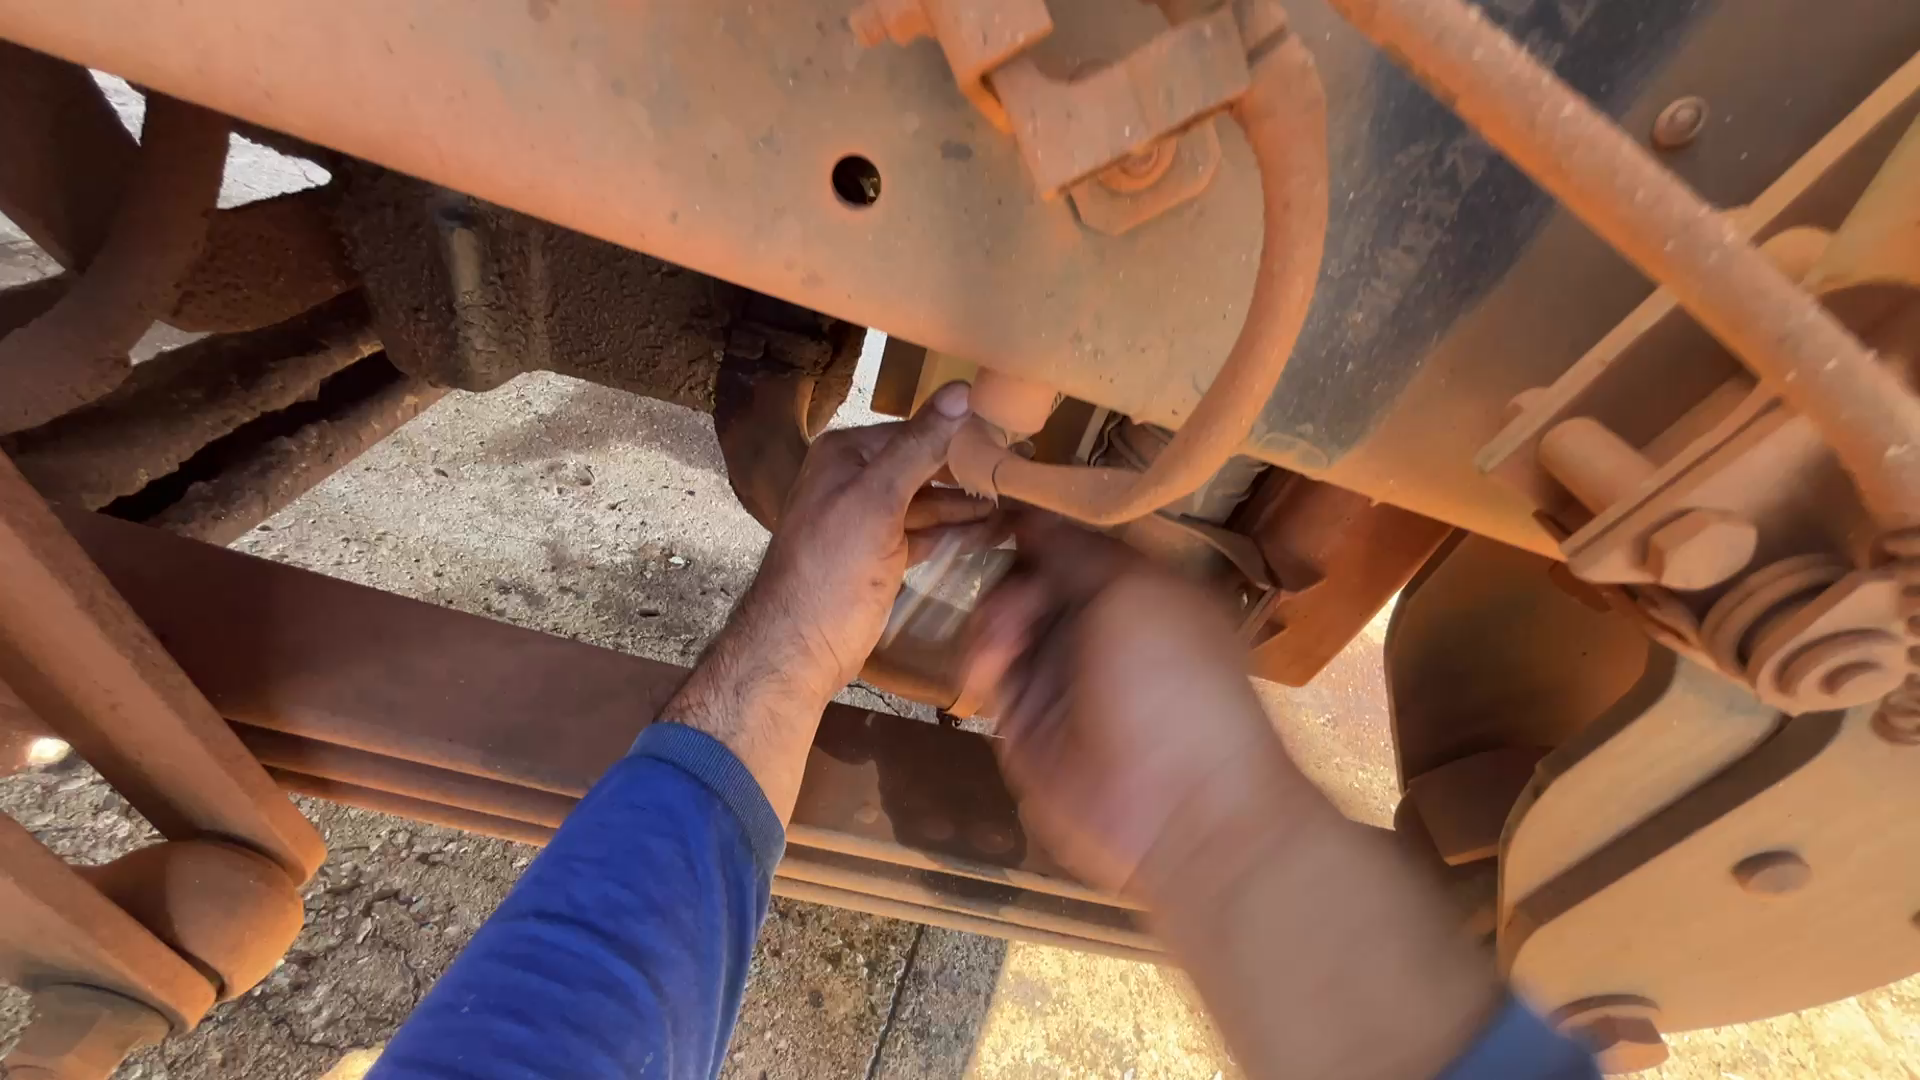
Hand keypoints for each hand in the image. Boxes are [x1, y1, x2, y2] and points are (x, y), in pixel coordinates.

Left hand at [665, 381, 990, 820]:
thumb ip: (920, 446)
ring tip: (1020, 497)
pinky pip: (928, 531)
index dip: (963, 432)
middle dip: (971, 469)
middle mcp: (858, 479)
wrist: (801, 646)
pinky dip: (957, 530)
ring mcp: (872, 519)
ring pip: (931, 501)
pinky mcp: (885, 553)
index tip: (1012, 433)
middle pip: (926, 465)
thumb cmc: (833, 567)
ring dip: (970, 501)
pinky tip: (993, 528)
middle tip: (1024, 466)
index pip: (916, 430)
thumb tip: (961, 390)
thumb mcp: (877, 499)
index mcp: (847, 455)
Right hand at [962, 513, 1501, 1079]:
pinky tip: (985, 673)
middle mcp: (1096, 618)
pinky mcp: (1025, 709)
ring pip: (1001, 615)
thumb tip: (1034, 512)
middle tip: (1013, 604)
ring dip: (993, 620)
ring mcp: (1059, 665)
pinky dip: (979, 659)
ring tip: (1000, 647)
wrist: (1178, 810)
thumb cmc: (1172, 683)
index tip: (991, 505)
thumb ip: (1077, 551)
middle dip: (1011, 577)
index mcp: (1137, 585)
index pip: (1074, 537)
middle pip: (1029, 572)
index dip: (1034, 520)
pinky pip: (988, 665)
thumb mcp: (1135, 594)